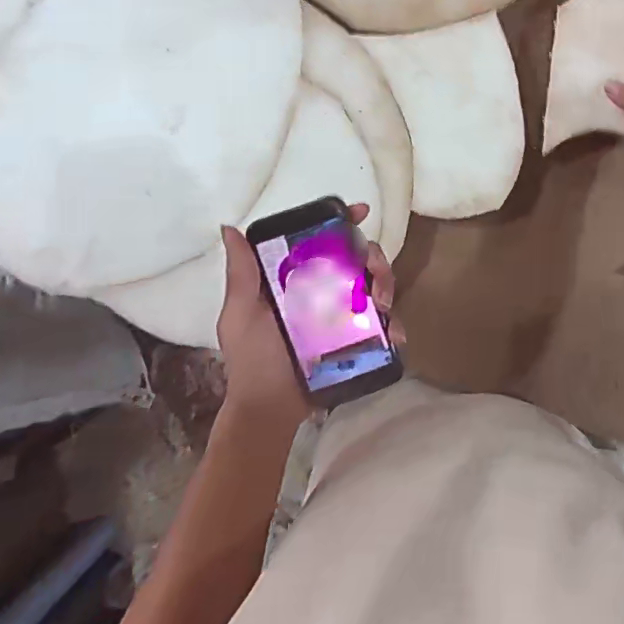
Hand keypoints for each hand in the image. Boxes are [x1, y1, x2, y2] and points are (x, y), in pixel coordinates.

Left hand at [216, 205, 401, 431]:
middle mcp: (320, 292)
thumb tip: (229, 228)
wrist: (270, 408)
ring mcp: (341, 317)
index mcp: (293, 280)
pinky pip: (383, 326)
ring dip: (386, 285)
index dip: (341, 223)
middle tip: (373, 271)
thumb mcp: (241, 313)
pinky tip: (393, 331)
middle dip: (372, 257)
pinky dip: (394, 324)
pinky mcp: (356, 343)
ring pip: (375, 287)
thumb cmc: (252, 358)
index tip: (359, 214)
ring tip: (382, 303)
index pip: (319, 241)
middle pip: (356, 260)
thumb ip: (242, 273)